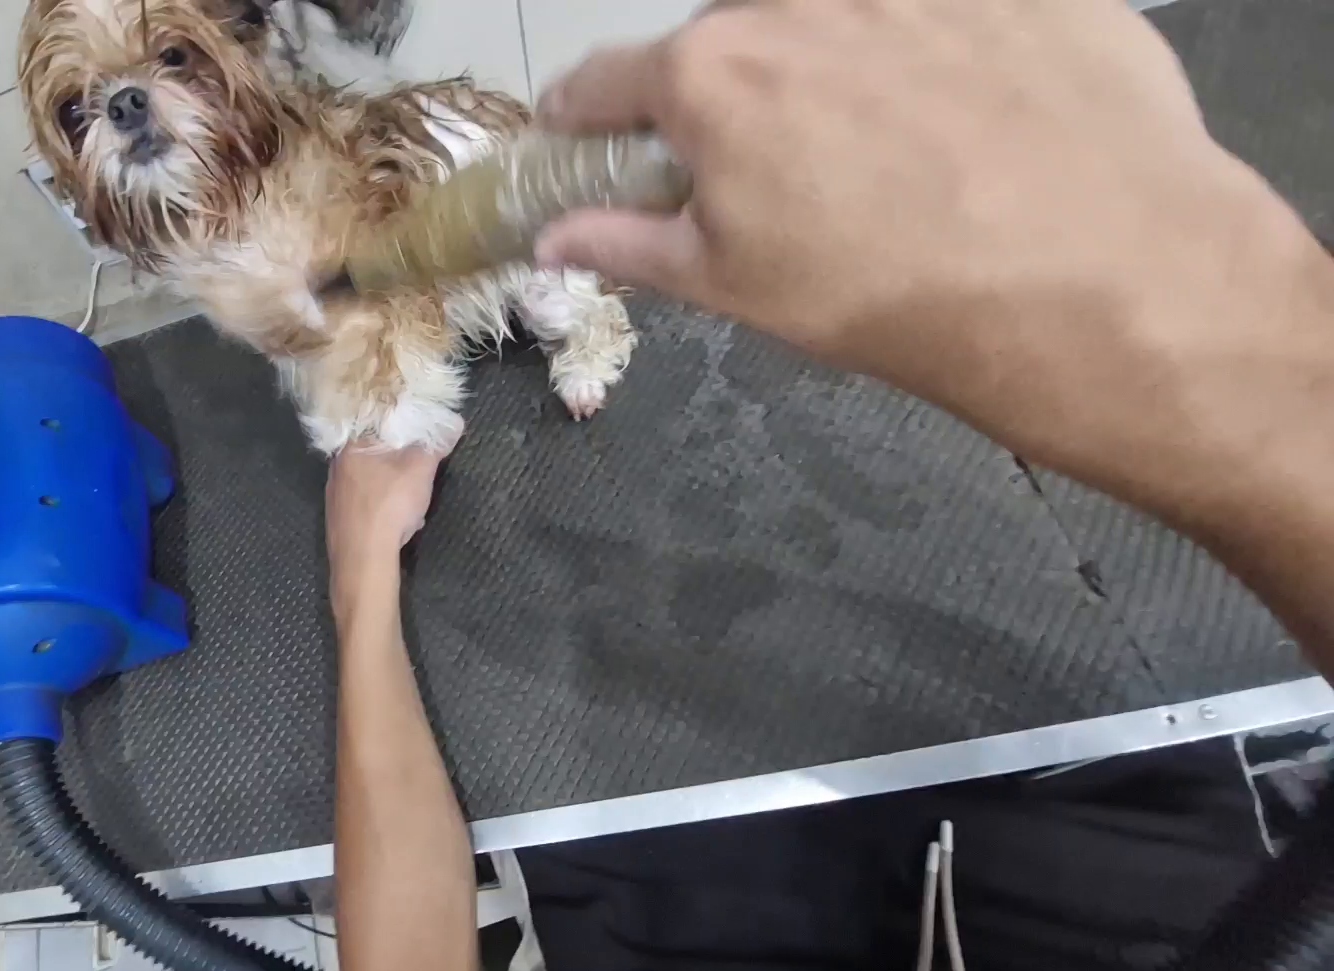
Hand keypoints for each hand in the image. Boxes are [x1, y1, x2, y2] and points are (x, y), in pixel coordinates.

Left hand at [326, 438, 455, 622]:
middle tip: (420, 473)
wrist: (363, 557)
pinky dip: (384, 508)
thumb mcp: (421, 468)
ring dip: (395, 489)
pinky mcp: (338, 519)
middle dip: (401, 464)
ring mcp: (335, 495)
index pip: (377, 425)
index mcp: (351, 446)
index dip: (402, 429)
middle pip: (376, 455)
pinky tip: (399, 523)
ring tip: (413, 503)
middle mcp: (337, 467)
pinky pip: (367, 504)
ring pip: (373, 481)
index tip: (419, 439)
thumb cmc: (390, 504)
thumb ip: (436, 443)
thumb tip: (454, 423)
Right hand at [533, 0, 1333, 509]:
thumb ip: (619, 243)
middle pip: (709, 49)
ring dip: (795, 78)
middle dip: (697, 106)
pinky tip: (932, 123)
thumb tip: (548, 238)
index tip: (572, 141)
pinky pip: (907, 20)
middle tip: (730, 173)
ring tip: (845, 153)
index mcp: (708, 75)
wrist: (1076, 271)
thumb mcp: (718, 279)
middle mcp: (793, 0)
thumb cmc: (858, 289)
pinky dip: (892, 60)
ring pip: (808, 25)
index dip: (575, 118)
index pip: (600, 82)